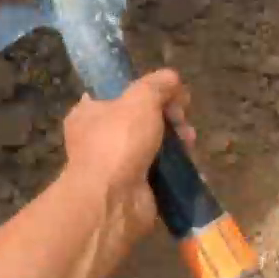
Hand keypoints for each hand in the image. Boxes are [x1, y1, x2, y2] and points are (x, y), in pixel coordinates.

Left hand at [59, 69, 194, 240]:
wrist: (113, 199)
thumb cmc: (118, 141)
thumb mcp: (139, 99)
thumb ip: (157, 84)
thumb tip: (171, 78)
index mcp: (88, 114)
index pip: (116, 94)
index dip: (144, 90)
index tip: (167, 91)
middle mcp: (98, 138)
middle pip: (141, 118)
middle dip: (167, 115)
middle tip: (181, 117)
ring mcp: (117, 164)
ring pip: (153, 143)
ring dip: (175, 138)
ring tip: (188, 139)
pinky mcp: (135, 185)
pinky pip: (160, 168)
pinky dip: (176, 164)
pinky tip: (190, 159)